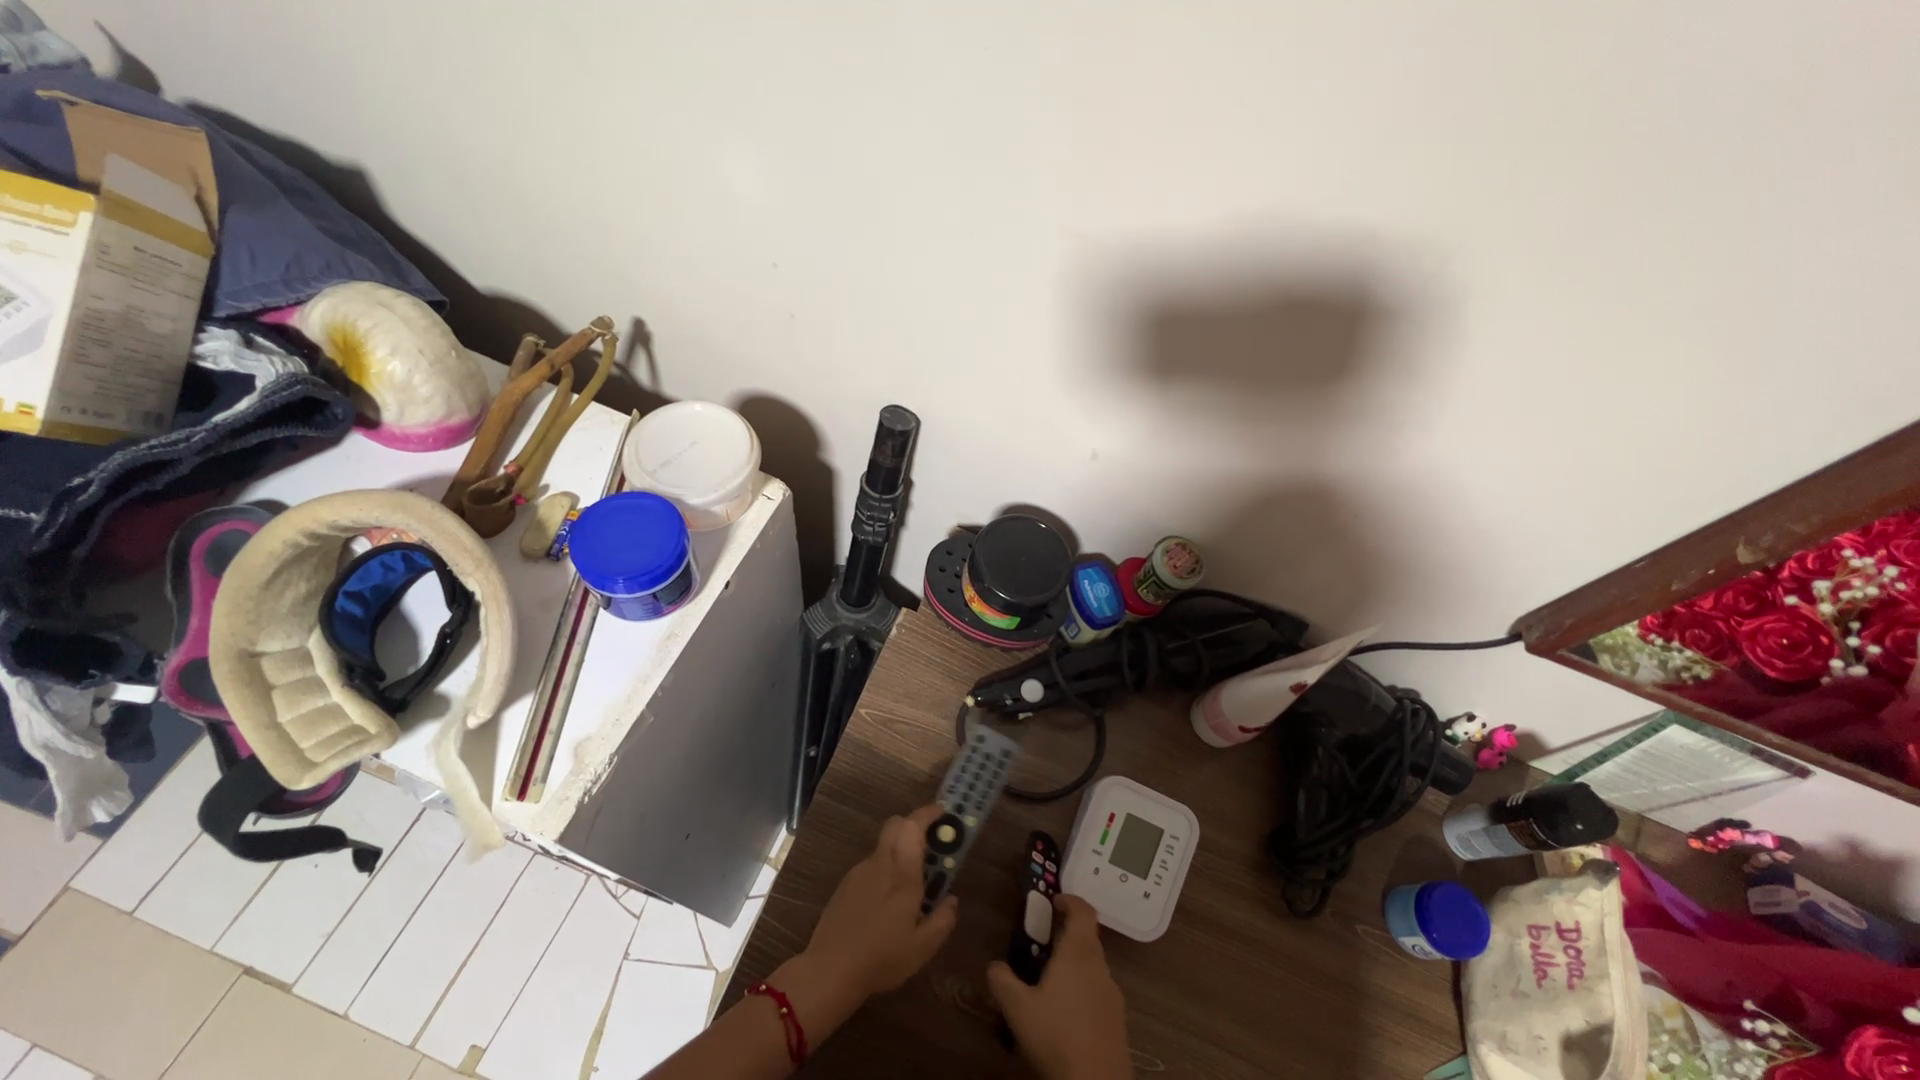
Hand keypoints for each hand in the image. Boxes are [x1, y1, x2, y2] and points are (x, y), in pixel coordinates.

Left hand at [795, 804, 958, 1008]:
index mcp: (902, 875)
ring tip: (912, 881)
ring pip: (883, 846)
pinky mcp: (844, 884)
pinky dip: (885, 868)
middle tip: (932, 843)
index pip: (912, 826)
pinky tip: (887, 900)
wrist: (830, 970)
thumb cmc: (882, 959)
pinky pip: (871, 865)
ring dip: (900, 850)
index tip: (943, 813)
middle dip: (914, 824)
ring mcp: (858, 872)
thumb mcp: (923, 948)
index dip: (928, 814)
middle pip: (894, 825)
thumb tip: (952, 900)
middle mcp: (879, 865)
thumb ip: (943, 920)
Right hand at [988, 894, 1130, 1079]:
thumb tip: (994, 965)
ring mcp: (1112, 994)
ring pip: (1093, 965)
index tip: (1054, 900)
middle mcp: (1100, 967)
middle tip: (1041, 941)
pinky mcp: (1116, 1018)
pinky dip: (1081, 987)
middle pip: (1088, 937)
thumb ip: (1002, 980)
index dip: (1071, 900)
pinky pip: (1097, 990)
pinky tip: (1063, 1012)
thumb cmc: (1056, 1035)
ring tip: (1047, 979)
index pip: (1084, 911)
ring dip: (1073, 962)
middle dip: (1066, 933)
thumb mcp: (1017, 1007)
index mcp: (1079, 954)